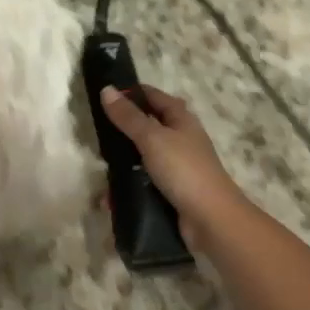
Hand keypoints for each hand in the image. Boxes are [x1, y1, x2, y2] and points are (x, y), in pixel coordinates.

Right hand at [98, 85, 246, 247]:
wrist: (212, 220)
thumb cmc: (183, 170)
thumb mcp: (152, 138)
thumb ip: (129, 116)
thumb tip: (107, 89)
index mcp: (181, 119)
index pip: (154, 96)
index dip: (132, 93)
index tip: (105, 96)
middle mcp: (181, 139)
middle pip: (148, 127)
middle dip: (123, 132)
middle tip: (97, 136)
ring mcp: (177, 167)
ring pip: (144, 158)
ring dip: (123, 164)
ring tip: (101, 169)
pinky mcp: (172, 192)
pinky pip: (145, 184)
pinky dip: (129, 188)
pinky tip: (110, 198)